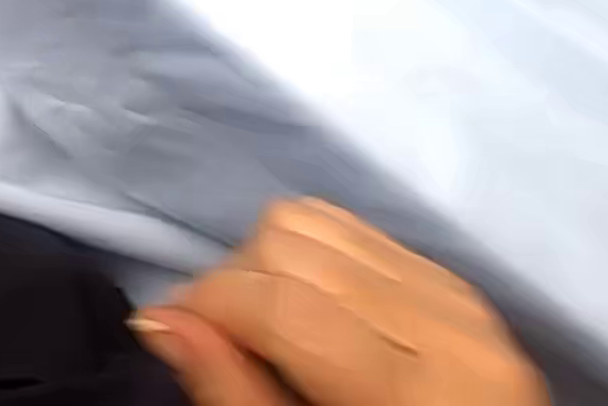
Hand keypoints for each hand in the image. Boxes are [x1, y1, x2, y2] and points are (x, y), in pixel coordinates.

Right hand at [130, 199, 547, 405]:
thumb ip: (230, 391)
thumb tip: (156, 319)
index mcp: (423, 395)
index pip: (281, 306)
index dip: (208, 307)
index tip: (174, 328)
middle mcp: (450, 336)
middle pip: (284, 249)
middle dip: (231, 282)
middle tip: (226, 330)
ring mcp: (451, 299)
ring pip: (302, 219)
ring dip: (259, 255)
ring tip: (264, 310)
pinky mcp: (443, 279)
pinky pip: (336, 220)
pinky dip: (298, 244)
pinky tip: (304, 292)